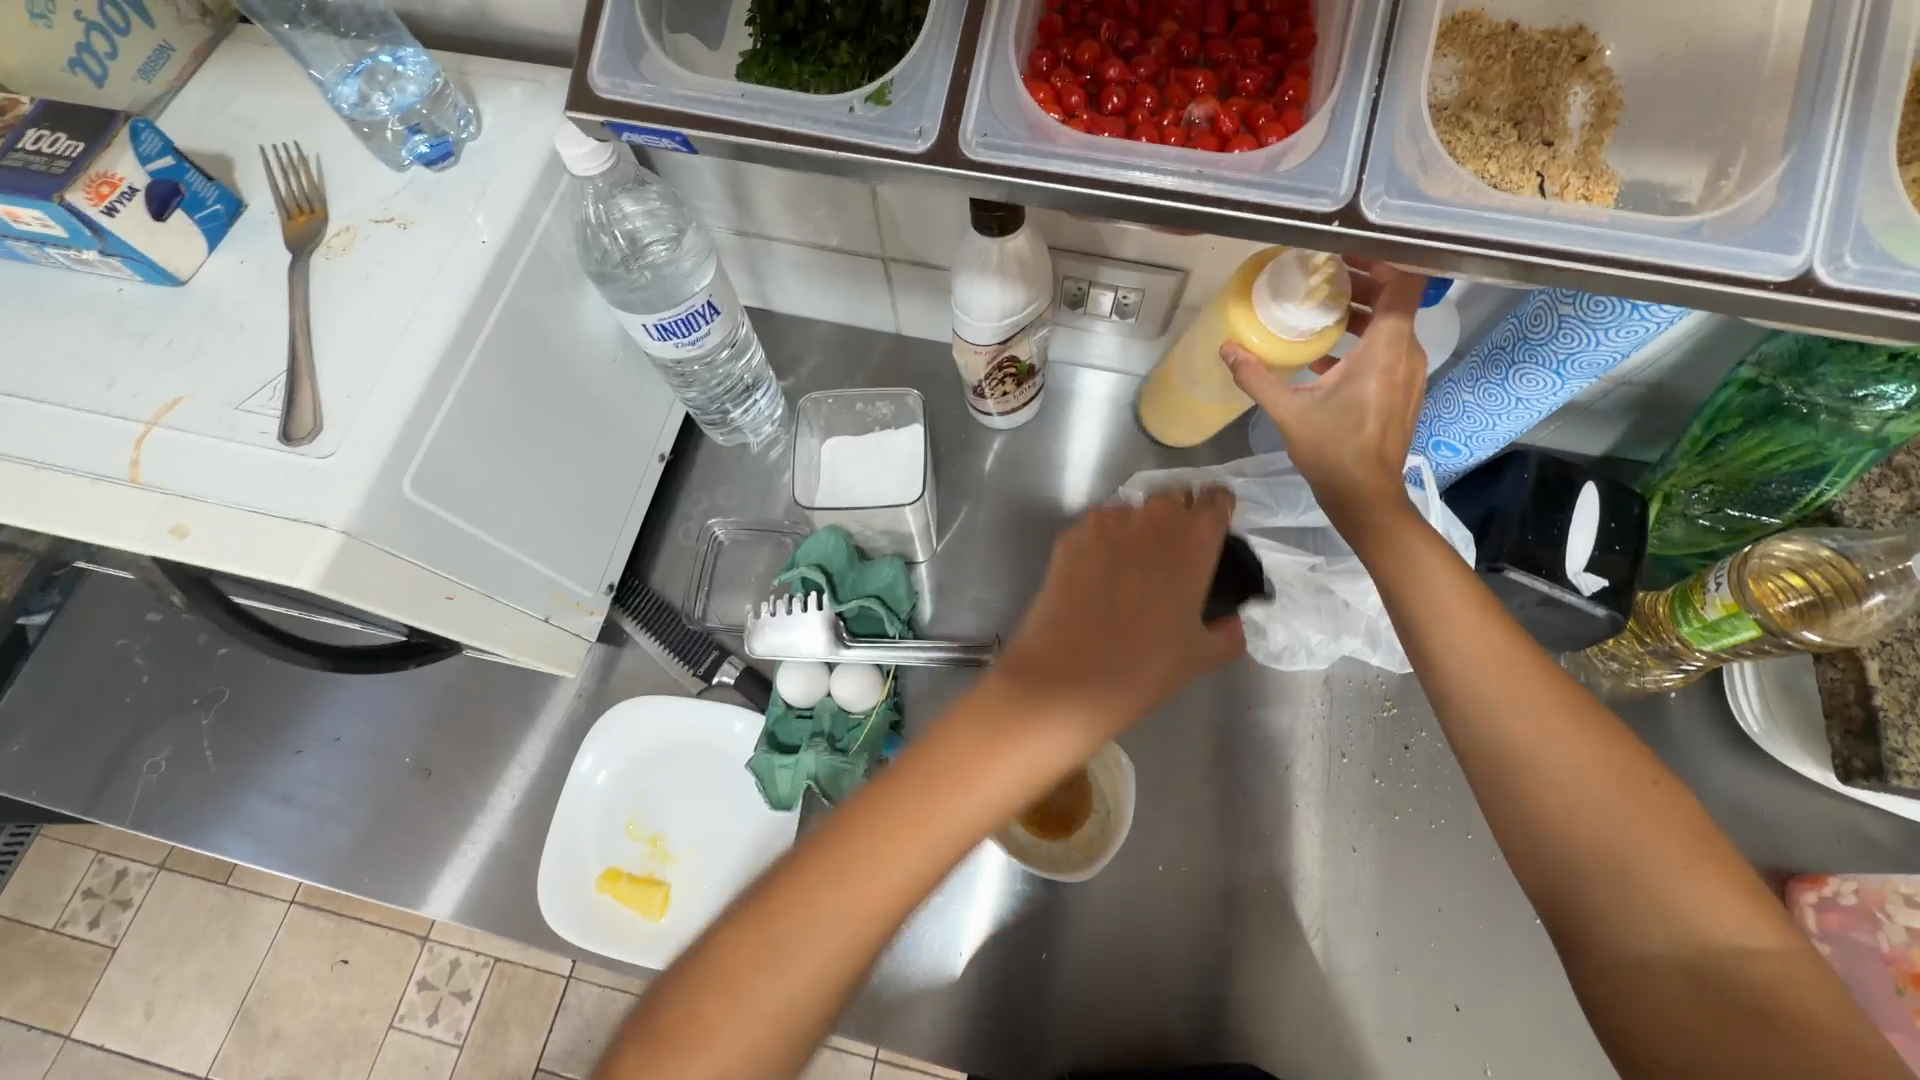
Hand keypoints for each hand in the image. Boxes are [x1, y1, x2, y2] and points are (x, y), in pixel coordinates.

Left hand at [990, 488, 1246, 754]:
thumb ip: (1228, 631)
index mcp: (1194, 538)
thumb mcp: (1201, 656)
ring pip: (1131, 510)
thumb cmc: (1143, 668)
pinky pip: (1096, 527)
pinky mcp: (1069, 536)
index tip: (1213, 535)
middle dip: (1178, 519)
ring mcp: (1105, 523)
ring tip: (1130, 570)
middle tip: (1172, 559)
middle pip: (1174, 498)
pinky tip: (1097, 577)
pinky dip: (1103, 542)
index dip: (1217, 513)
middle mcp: (1152, 518)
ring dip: (1137, 529)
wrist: (1065, 677)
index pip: (1217, 499)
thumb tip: (1231, 620)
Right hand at [1224, 260, 1427, 534]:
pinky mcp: (1402, 391)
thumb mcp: (1287, 411)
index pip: (1404, 282)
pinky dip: (1364, 341)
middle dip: (1364, 282)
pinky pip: (1388, 350)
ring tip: (1323, 309)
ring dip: (1362, 313)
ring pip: (1392, 326)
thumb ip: (1257, 376)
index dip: (1382, 259)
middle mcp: (1406, 353)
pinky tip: (1327, 355)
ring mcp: (1408, 374)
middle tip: (1325, 275)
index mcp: (1386, 348)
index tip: (1347, 253)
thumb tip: (1227, 348)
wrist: (1365, 496)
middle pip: (1397, 300)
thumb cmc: (1332, 450)